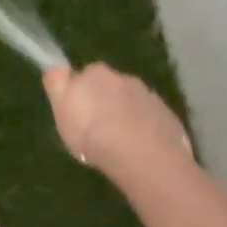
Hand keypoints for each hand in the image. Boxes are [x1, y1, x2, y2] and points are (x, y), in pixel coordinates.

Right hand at [41, 63, 191, 173]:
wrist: (143, 157)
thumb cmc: (91, 132)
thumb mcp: (60, 108)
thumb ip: (57, 83)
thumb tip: (59, 68)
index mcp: (97, 72)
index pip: (83, 74)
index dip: (78, 91)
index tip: (77, 110)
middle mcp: (125, 78)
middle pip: (109, 86)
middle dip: (104, 99)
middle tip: (97, 125)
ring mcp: (151, 97)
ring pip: (131, 101)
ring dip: (124, 113)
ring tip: (119, 139)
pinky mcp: (170, 117)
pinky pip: (150, 118)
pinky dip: (144, 126)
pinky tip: (138, 146)